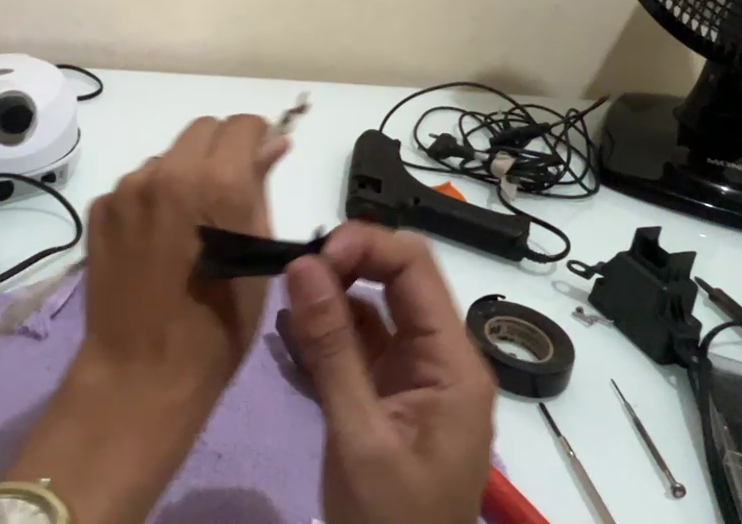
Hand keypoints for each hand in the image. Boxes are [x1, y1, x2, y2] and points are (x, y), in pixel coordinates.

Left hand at [3, 115, 288, 523]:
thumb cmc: (220, 323)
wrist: (143, 371)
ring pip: (168, 157)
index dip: (257, 138)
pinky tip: (154, 241)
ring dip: (183, 176)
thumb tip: (272, 146)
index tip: (258, 162)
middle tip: (224, 193)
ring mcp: (128, 187)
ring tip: (185, 227)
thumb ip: (262, 189)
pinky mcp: (100, 206)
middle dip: (221, 150)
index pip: (244, 124)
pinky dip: (151, 200)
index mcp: (220, 181)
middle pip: (203, 130)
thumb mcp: (259, 254)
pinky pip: (136, 185)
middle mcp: (171, 171)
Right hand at [284, 223, 495, 523]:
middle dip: (346, 262)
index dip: (364, 246)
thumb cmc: (391, 521)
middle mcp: (442, 356)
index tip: (311, 255)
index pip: (416, 268)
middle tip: (292, 272)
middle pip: (399, 278)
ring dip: (332, 292)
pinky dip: (328, 327)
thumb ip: (332, 347)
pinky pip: (362, 339)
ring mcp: (417, 373)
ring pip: (377, 304)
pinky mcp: (391, 390)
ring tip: (287, 296)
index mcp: (454, 362)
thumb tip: (302, 263)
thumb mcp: (359, 436)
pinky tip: (293, 329)